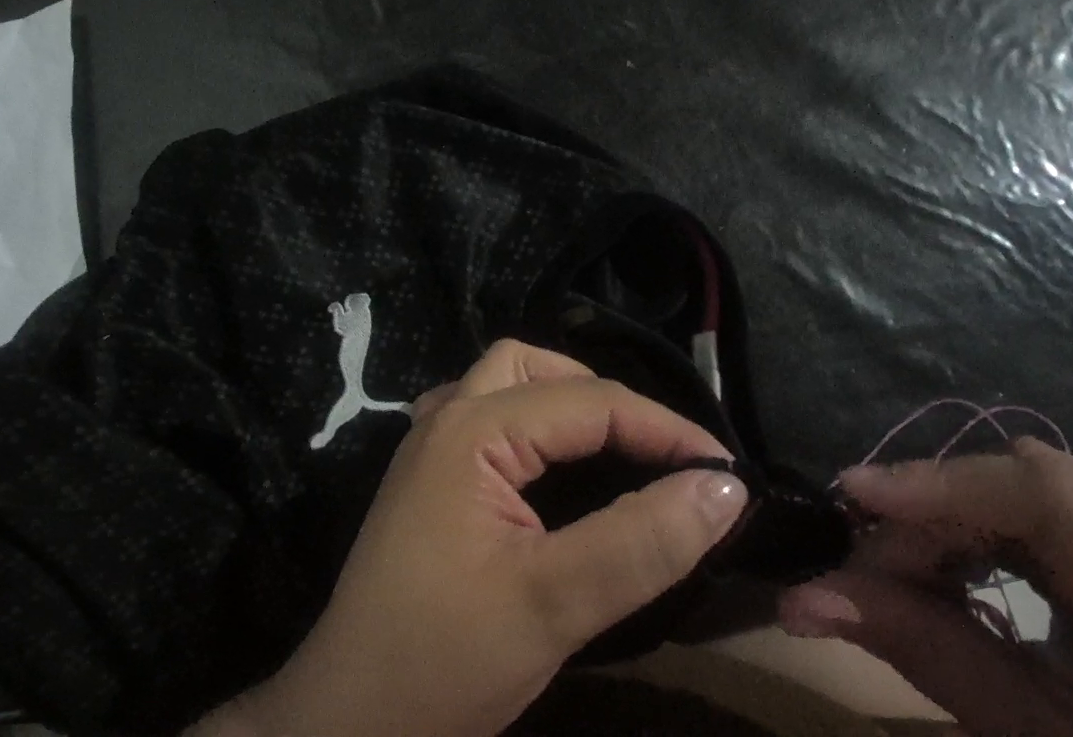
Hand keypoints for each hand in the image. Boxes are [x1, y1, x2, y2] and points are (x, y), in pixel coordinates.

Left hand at [198, 340, 748, 736]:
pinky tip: (551, 470)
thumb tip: (724, 487)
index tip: (726, 473)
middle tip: (661, 454)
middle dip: (605, 400)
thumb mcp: (552, 605)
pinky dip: (531, 426)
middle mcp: (445, 420)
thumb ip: (640, 542)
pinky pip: (485, 419)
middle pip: (535, 370)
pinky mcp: (428, 482)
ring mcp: (429, 449)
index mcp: (471, 432)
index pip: (588, 402)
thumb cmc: (443, 659)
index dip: (664, 429)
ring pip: (505, 386)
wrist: (346, 718)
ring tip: (616, 451)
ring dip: (564, 404)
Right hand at [775, 438, 1072, 736]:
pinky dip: (992, 522)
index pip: (1050, 502)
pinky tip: (965, 565)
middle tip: (868, 564)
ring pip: (1040, 480)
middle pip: (1037, 481)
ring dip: (957, 513)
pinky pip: (1060, 499)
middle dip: (935, 507)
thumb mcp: (1025, 734)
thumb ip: (919, 649)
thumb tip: (799, 597)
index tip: (850, 494)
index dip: (940, 484)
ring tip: (912, 570)